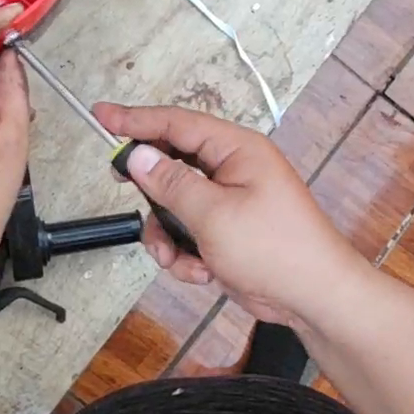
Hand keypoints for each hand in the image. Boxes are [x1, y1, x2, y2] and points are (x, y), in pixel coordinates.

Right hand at [91, 103, 367, 326]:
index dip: (134, 119)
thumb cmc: (274, 248)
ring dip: (167, 235)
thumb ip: (170, 183)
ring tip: (177, 257)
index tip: (101, 115)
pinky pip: (185, 234)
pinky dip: (184, 254)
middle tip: (124, 189)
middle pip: (170, 164)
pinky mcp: (223, 231)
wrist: (312, 297)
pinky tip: (201, 271)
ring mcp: (227, 202)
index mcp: (235, 150)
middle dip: (151, 191)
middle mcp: (230, 169)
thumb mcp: (213, 214)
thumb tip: (137, 156)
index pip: (175, 123)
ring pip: (172, 206)